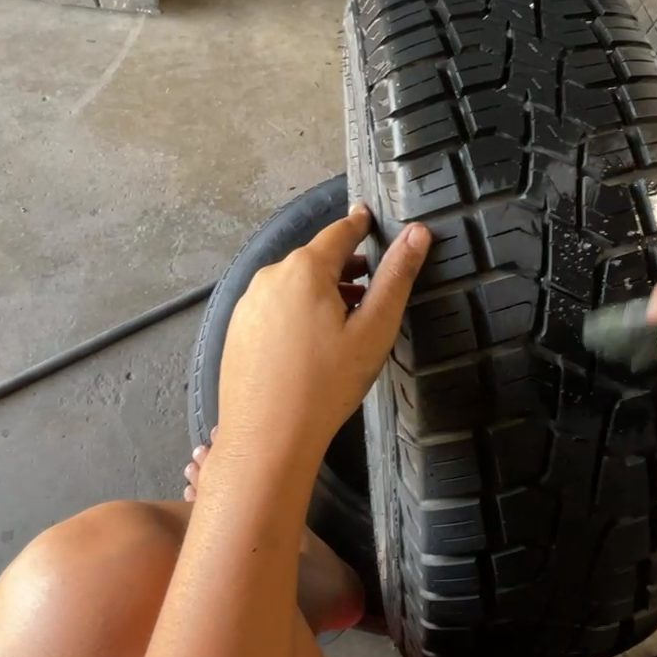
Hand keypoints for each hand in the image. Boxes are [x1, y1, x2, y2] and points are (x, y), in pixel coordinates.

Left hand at [213, 206, 428, 467]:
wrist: (267, 439)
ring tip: (348, 319)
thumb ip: (397, 276)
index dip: (358, 224)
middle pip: (315, 259)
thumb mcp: (373, 329)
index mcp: (304, 269)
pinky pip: (275, 307)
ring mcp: (248, 304)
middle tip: (372, 285)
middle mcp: (270, 277)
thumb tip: (418, 233)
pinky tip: (313, 343)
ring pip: (293, 284)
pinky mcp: (237, 330)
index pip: (339, 232)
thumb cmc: (325, 385)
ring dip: (322, 291)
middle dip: (344, 266)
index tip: (367, 216)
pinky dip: (298, 311)